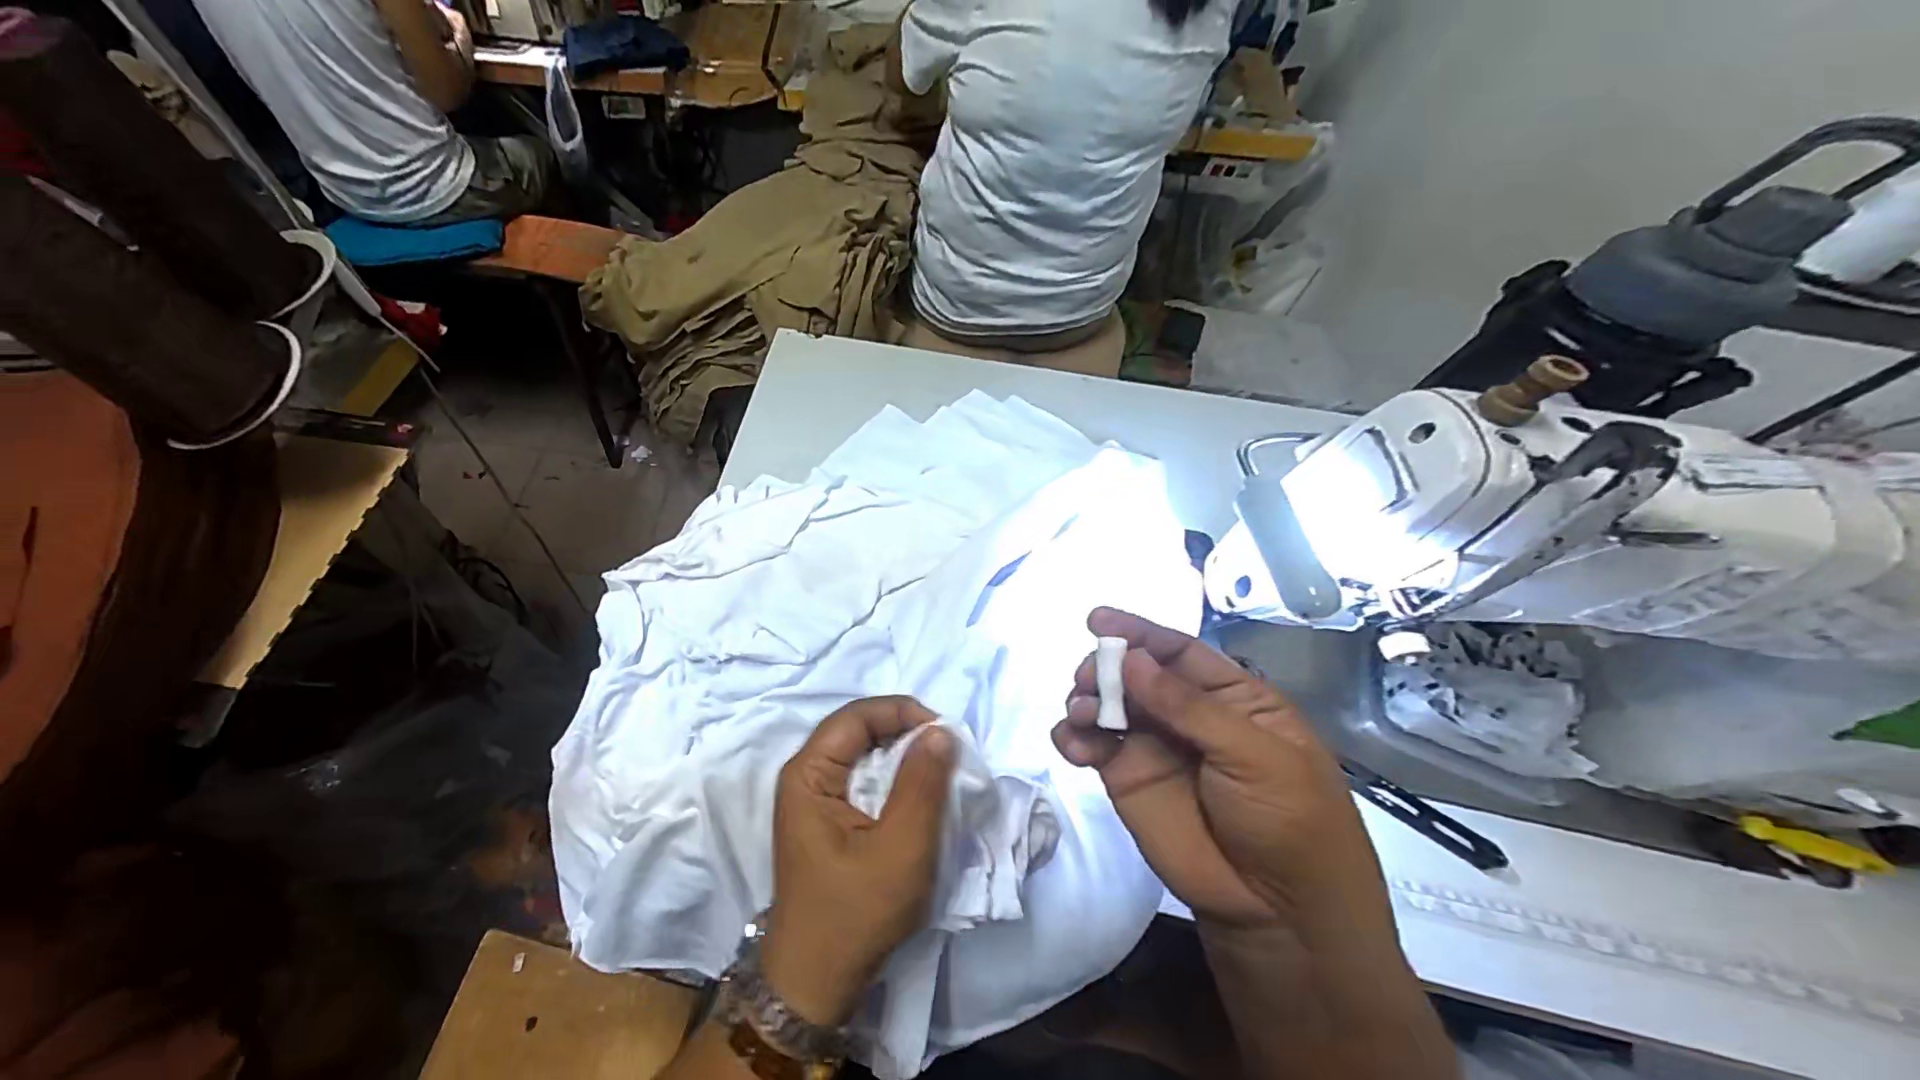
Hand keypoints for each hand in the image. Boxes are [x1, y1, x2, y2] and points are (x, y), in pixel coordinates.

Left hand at [763, 696, 955, 1025]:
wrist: (817, 982)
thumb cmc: (856, 912)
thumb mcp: (901, 848)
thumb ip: (922, 784)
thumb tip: (940, 731)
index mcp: (808, 775)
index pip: (856, 716)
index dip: (901, 711)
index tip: (943, 732)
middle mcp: (805, 777)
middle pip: (857, 730)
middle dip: (904, 730)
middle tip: (946, 749)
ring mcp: (814, 800)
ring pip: (862, 754)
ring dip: (901, 754)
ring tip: (938, 768)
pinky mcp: (827, 820)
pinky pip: (863, 780)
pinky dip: (894, 777)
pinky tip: (918, 793)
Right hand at [1052, 608, 1390, 936]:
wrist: (1277, 911)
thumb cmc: (1289, 820)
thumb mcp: (1254, 755)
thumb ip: (1189, 707)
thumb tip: (1131, 661)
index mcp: (1231, 697)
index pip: (1179, 652)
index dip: (1140, 633)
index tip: (1098, 620)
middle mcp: (1187, 714)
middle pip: (1136, 673)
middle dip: (1107, 667)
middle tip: (1087, 678)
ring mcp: (1153, 746)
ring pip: (1108, 705)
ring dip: (1086, 699)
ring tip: (1082, 714)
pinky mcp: (1126, 779)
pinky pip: (1091, 746)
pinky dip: (1073, 737)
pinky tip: (1072, 744)